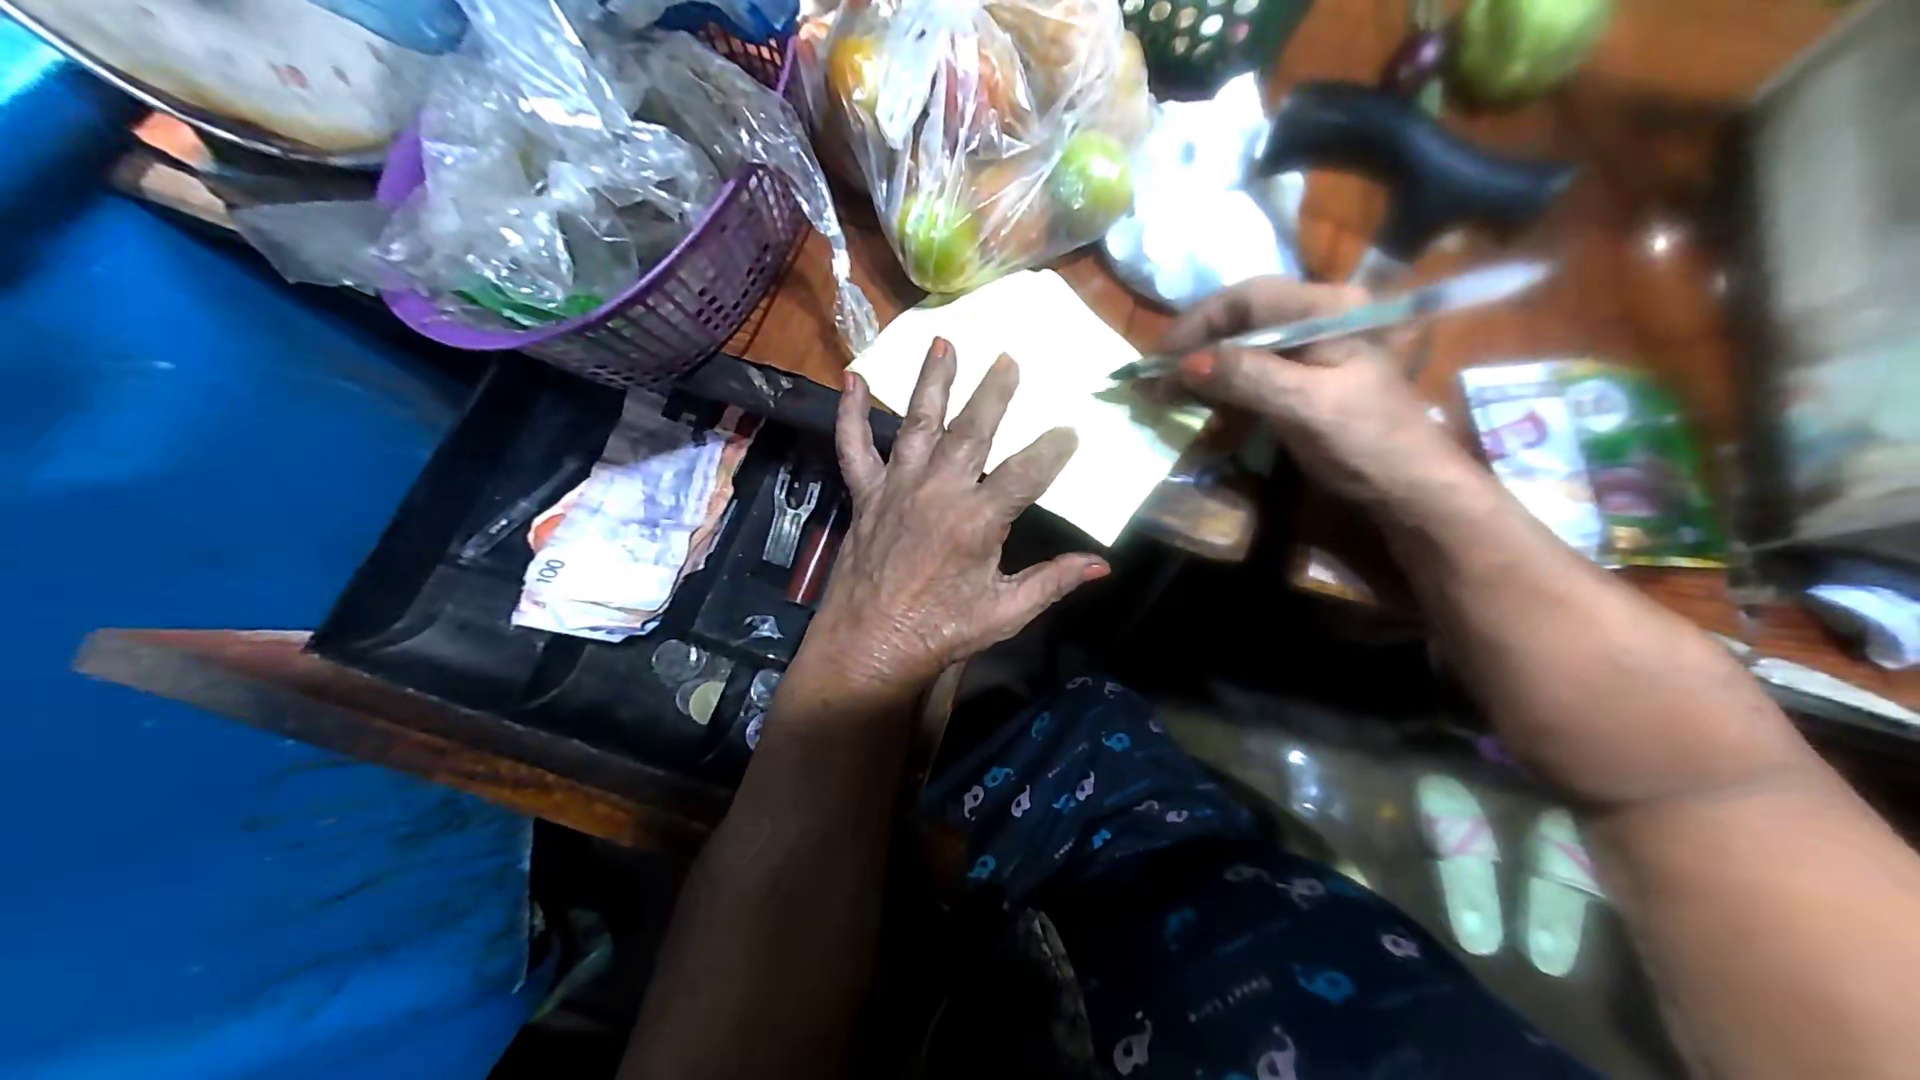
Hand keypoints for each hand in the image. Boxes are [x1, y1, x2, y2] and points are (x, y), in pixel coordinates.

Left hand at [805, 338, 1109, 692]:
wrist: (867, 645)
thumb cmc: (939, 633)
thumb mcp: (1004, 613)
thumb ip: (1052, 582)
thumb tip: (1102, 566)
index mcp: (977, 520)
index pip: (1026, 473)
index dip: (1053, 450)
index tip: (1070, 429)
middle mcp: (938, 491)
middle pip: (972, 431)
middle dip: (993, 393)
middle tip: (1008, 359)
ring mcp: (898, 488)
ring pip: (917, 424)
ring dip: (932, 381)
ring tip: (943, 344)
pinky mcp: (866, 495)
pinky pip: (854, 448)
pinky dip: (850, 414)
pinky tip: (853, 379)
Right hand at [1158, 277, 1472, 509]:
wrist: (1408, 489)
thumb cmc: (1364, 440)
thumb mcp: (1304, 405)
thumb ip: (1246, 376)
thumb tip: (1183, 363)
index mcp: (1327, 309)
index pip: (1246, 299)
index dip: (1196, 324)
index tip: (1157, 359)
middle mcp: (1317, 320)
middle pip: (1239, 321)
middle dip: (1193, 347)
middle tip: (1152, 378)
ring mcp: (1309, 352)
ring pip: (1240, 347)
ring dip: (1200, 368)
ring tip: (1163, 392)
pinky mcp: (1302, 382)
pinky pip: (1249, 373)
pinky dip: (1218, 387)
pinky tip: (1197, 403)